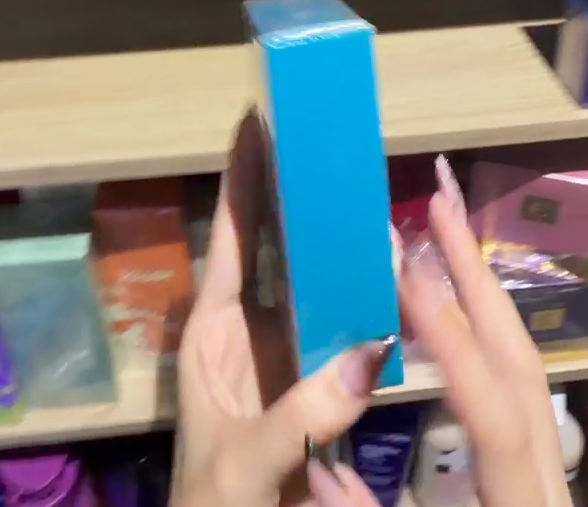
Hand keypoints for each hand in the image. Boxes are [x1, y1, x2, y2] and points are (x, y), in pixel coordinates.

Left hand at [171, 114, 396, 506]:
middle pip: (268, 243)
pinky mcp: (309, 378)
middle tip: (311, 133)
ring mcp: (280, 351)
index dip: (239, 178)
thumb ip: (302, 415)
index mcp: (213, 331)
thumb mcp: (244, 465)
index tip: (253, 120)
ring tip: (348, 180)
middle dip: (284, 188)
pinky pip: (335, 323)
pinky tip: (376, 264)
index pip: (229, 238)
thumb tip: (372, 349)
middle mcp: (246, 328)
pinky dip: (353, 291)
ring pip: (304, 278)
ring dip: (322, 233)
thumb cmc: (210, 506)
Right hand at [291, 154, 574, 506]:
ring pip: (524, 361)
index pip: (491, 409)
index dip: (450, 341)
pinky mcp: (542, 464)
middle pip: (520, 358)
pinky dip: (483, 331)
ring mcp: (552, 465)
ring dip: (481, 293)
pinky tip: (455, 306)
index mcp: (521, 505)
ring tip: (443, 236)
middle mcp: (549, 474)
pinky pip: (515, 380)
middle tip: (439, 208)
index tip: (408, 273)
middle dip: (477, 277)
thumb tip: (318, 467)